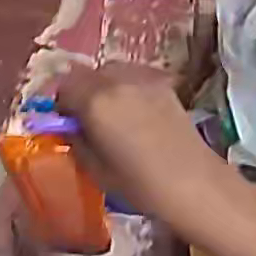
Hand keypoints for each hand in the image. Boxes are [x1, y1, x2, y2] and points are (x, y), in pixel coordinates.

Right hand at [51, 62, 240, 237]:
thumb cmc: (139, 184)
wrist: (195, 184)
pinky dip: (126, 87)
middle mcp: (115, 81)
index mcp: (94, 101)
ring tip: (112, 111)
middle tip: (86, 117)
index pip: (64, 87)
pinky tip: (136, 111)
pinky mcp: (163, 84)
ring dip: (103, 85)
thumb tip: (70, 128)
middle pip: (85, 73)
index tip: (66, 121)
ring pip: (110, 70)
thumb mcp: (95, 169)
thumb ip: (77, 141)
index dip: (61, 103)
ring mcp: (142, 79)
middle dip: (80, 91)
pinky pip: (133, 76)